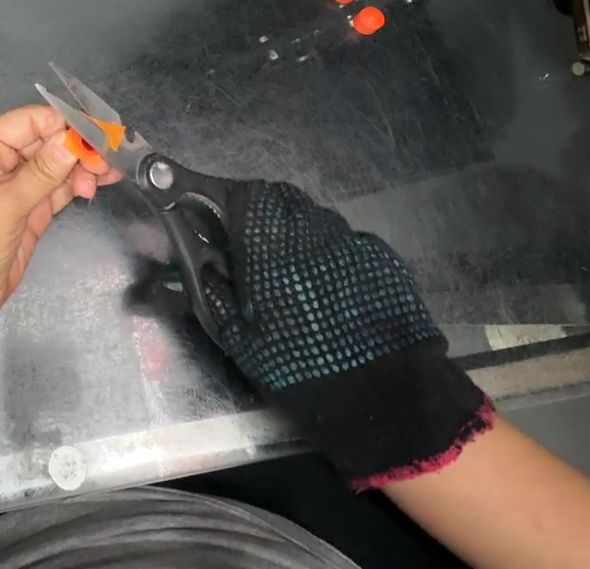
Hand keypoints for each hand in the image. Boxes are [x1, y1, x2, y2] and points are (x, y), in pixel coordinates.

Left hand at [0, 106, 117, 327]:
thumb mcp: (7, 204)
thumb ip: (43, 172)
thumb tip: (72, 139)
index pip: (28, 122)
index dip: (63, 123)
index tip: (99, 132)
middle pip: (44, 142)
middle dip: (77, 146)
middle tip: (108, 161)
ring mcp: (13, 189)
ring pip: (53, 167)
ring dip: (80, 167)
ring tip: (108, 175)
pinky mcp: (26, 213)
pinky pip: (54, 191)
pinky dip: (74, 186)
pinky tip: (94, 185)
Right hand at [203, 182, 490, 488]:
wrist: (381, 395)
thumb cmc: (299, 366)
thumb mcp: (240, 339)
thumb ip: (216, 293)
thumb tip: (205, 265)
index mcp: (268, 246)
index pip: (247, 193)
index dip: (233, 199)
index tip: (225, 216)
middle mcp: (310, 231)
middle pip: (283, 197)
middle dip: (266, 211)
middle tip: (259, 242)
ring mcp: (351, 241)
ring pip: (316, 216)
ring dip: (300, 230)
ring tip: (297, 266)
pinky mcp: (383, 258)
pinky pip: (348, 239)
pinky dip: (334, 250)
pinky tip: (333, 283)